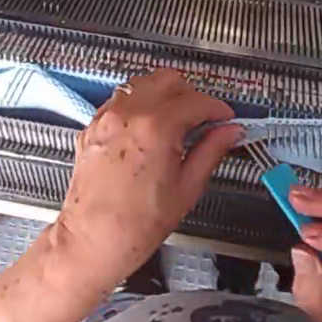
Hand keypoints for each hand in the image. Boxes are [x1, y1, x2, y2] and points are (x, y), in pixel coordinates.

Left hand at [49, 69, 240, 299]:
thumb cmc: (135, 224)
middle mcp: (129, 114)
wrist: (92, 241)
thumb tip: (229, 133)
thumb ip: (211, 151)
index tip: (225, 119)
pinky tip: (150, 128)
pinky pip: (121, 100)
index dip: (217, 109)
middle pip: (169, 80)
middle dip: (191, 94)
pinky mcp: (93, 126)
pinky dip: (140, 104)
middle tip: (202, 118)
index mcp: (156, 128)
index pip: (197, 101)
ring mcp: (107, 118)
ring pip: (143, 83)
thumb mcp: (187, 188)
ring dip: (164, 94)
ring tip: (177, 121)